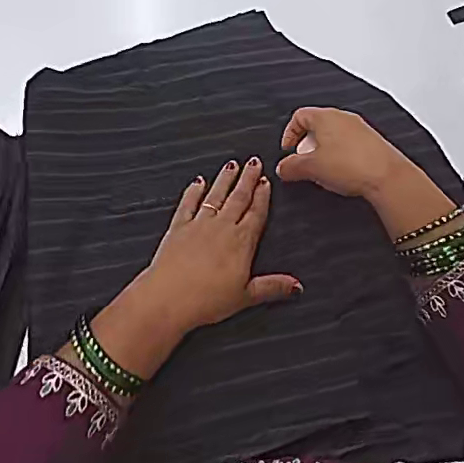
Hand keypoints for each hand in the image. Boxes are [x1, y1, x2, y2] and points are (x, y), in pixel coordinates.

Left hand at [94, 158, 300, 380]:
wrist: (168, 298)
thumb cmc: (205, 299)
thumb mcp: (246, 296)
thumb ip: (272, 287)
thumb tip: (295, 286)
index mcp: (241, 242)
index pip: (256, 212)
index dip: (262, 196)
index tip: (266, 182)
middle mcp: (222, 228)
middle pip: (239, 197)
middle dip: (248, 179)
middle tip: (254, 162)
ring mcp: (199, 225)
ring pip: (216, 195)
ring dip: (225, 179)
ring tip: (232, 165)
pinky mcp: (178, 228)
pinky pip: (188, 204)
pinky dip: (193, 192)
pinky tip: (197, 182)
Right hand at [273, 107, 415, 198]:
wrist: (387, 177)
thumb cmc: (352, 165)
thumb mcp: (311, 168)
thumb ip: (291, 166)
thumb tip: (283, 167)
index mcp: (326, 116)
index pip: (299, 116)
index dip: (289, 134)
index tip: (288, 151)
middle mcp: (344, 118)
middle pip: (316, 126)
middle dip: (306, 146)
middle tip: (304, 164)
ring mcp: (360, 129)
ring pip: (333, 136)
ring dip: (324, 152)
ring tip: (323, 171)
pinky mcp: (372, 142)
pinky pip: (349, 145)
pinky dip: (340, 156)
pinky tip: (342, 173)